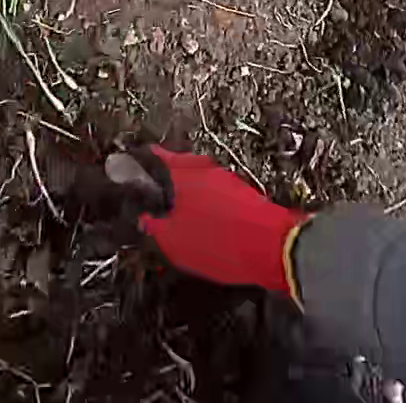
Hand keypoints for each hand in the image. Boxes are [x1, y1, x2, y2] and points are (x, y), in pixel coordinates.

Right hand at [130, 146, 307, 296]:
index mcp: (184, 173)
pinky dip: (204, 201)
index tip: (133, 163)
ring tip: (177, 215)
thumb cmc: (219, 242)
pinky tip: (202, 222)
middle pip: (179, 167)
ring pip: (198, 179)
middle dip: (166, 179)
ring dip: (187, 192)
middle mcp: (204, 168)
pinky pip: (214, 191)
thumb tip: (145, 219)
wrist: (272, 246)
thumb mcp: (175, 242)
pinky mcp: (241, 192)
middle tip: (154, 197)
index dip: (144, 161)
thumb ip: (156, 227)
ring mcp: (225, 178)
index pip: (158, 158)